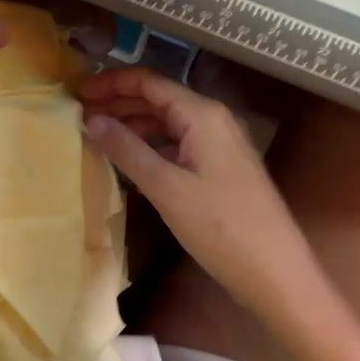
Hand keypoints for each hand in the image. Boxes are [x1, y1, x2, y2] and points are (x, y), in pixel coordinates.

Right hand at [81, 67, 307, 313]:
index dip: (111, 82)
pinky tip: (130, 163)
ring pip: (168, 123)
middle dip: (119, 103)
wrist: (281, 278)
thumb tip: (92, 119)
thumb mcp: (166, 188)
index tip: (78, 91)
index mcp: (202, 114)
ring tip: (98, 137)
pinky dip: (151, 147)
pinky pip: (179, 144)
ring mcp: (221, 145)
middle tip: (81, 114)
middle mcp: (214, 120)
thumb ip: (127, 149)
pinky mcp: (223, 169)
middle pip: (158, 99)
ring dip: (133, 126)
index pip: (148, 82)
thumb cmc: (222, 227)